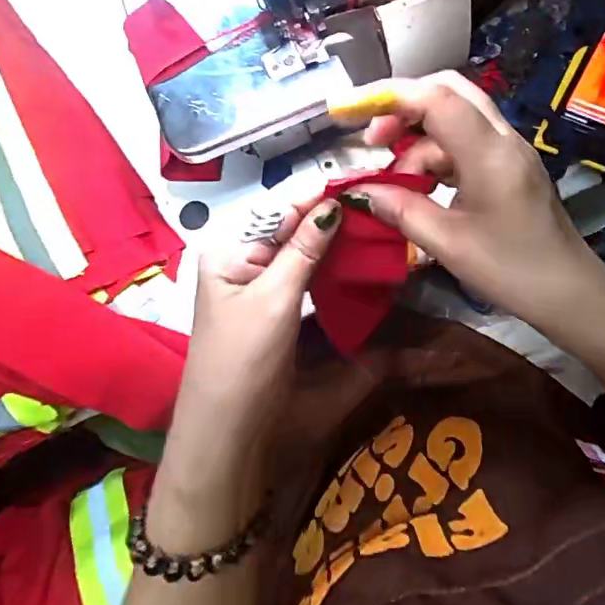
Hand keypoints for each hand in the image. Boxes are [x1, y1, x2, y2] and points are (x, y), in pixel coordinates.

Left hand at [152, 194, 340, 545]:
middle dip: (329, 212)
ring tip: (372, 217)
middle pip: (289, 225)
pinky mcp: (273, 304)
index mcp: (228, 248)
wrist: (228, 430)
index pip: (278, 208)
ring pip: (298, 247)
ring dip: (331, 236)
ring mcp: (256, 281)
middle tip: (376, 197)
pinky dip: (326, 262)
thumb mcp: (275, 299)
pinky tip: (352, 251)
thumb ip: (303, 250)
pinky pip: (301, 271)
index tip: (362, 175)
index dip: (318, 191)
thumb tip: (333, 203)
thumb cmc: (244, 360)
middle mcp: (239, 257)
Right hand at [343, 73, 604, 332]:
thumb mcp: (448, 244)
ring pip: (455, 114)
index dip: (387, 96)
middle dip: (402, 105)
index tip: (347, 110)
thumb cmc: (513, 271)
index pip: (435, 98)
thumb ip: (400, 210)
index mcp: (489, 153)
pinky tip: (417, 181)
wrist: (571, 294)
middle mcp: (502, 138)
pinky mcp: (508, 163)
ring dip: (417, 133)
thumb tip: (361, 190)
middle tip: (371, 138)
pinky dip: (434, 151)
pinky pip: (464, 139)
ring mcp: (509, 148)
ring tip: (390, 173)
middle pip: (448, 91)